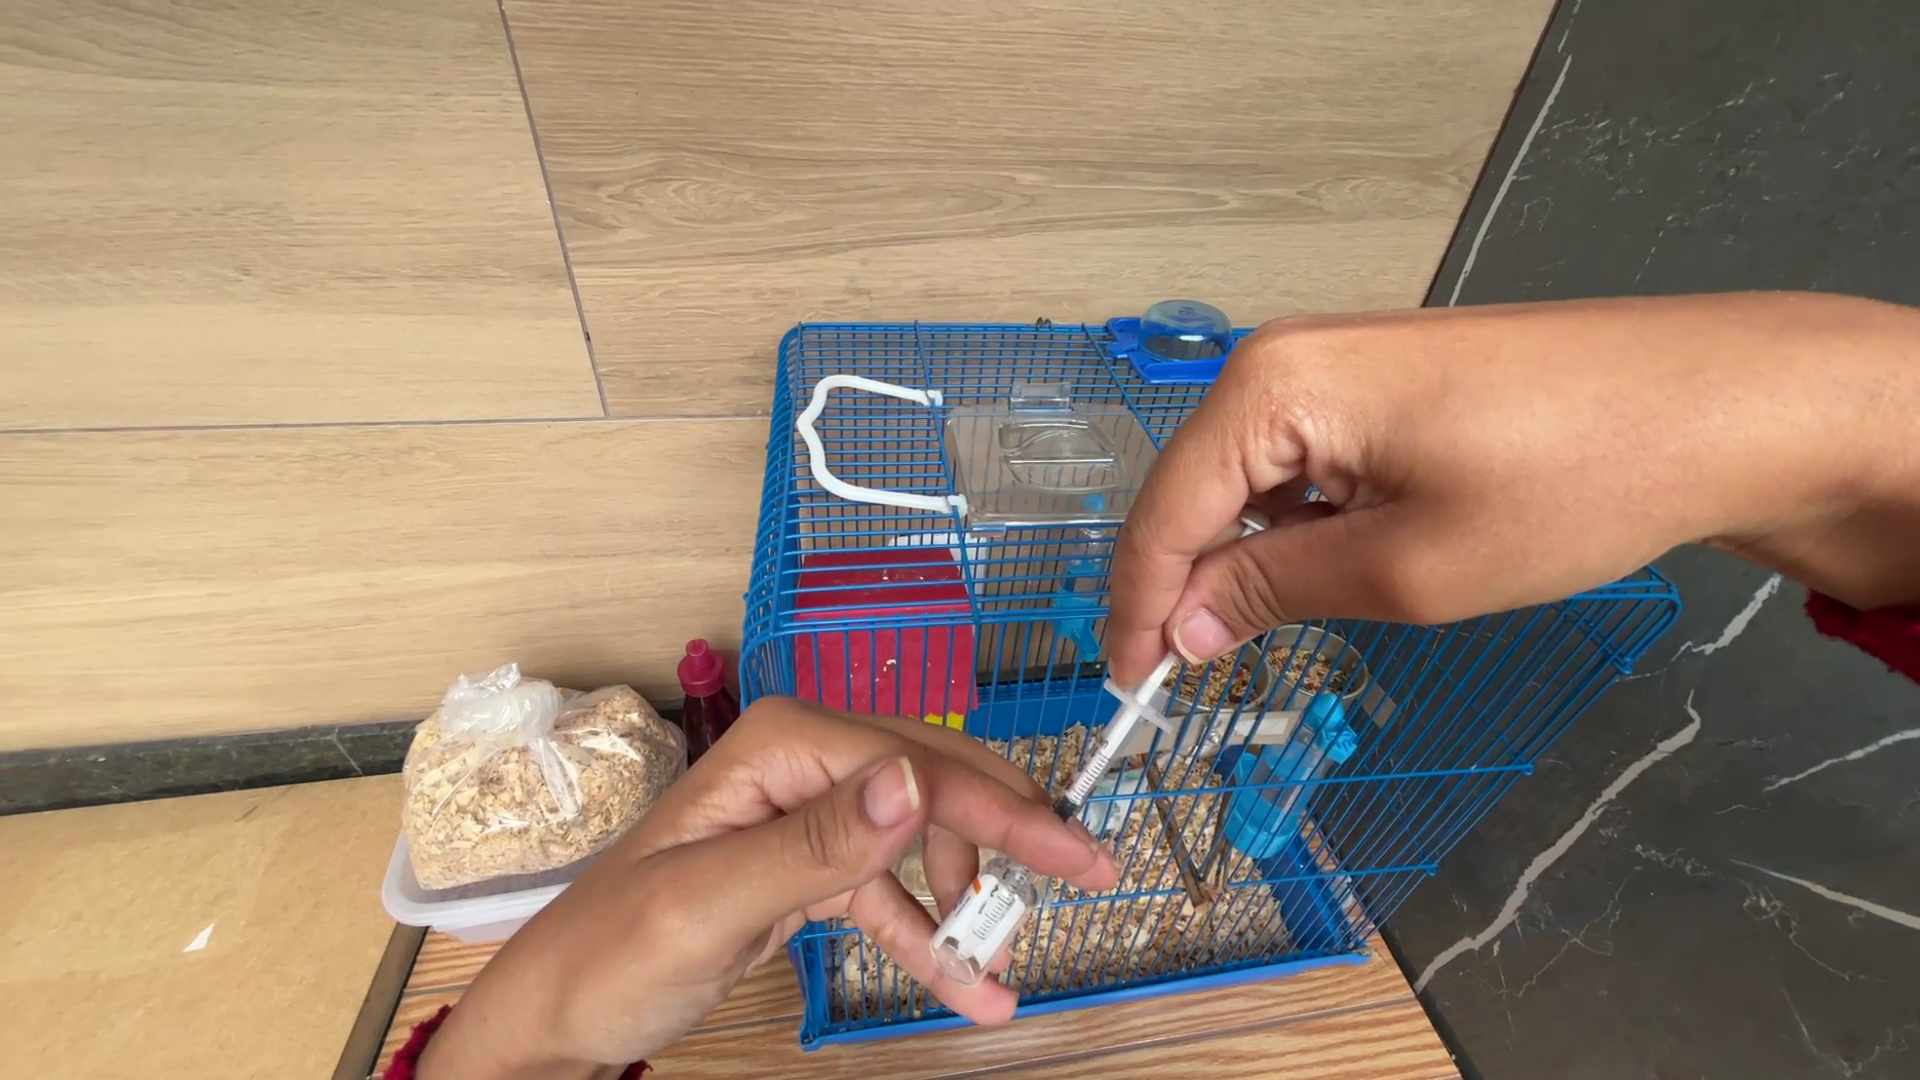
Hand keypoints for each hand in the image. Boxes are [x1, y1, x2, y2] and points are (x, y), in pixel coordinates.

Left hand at [418, 698, 1118, 1078]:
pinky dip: (930, 934)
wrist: (558, 1015)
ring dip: (968, 893)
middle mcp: (810, 759)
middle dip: (1009, 829)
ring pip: (924, 833)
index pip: (916, 765)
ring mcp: (817, 809)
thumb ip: (816, 843)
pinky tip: (968, 982)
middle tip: (1086, 868)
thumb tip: (917, 783)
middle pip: (933, 781)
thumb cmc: (615, 954)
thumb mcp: (709, 905)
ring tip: (996, 959)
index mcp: (787, 742)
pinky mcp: (819, 862)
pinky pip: (892, 890)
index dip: (1001, 808)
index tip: (1076, 852)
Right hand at [1106, 292, 1919, 684]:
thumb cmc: (1571, 485)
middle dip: (1173, 583)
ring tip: (1227, 629)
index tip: (1126, 681)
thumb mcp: (1403, 569)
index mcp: (1268, 390)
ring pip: (1226, 480)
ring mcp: (1311, 362)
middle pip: (1185, 492)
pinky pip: (1275, 462)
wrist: (1736, 402)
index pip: (1165, 513)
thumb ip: (1267, 592)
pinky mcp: (1350, 378)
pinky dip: (1269, 524)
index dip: (1137, 604)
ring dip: (1223, 556)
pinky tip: (1289, 563)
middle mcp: (1270, 361)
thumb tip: (1177, 634)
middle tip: (1167, 670)